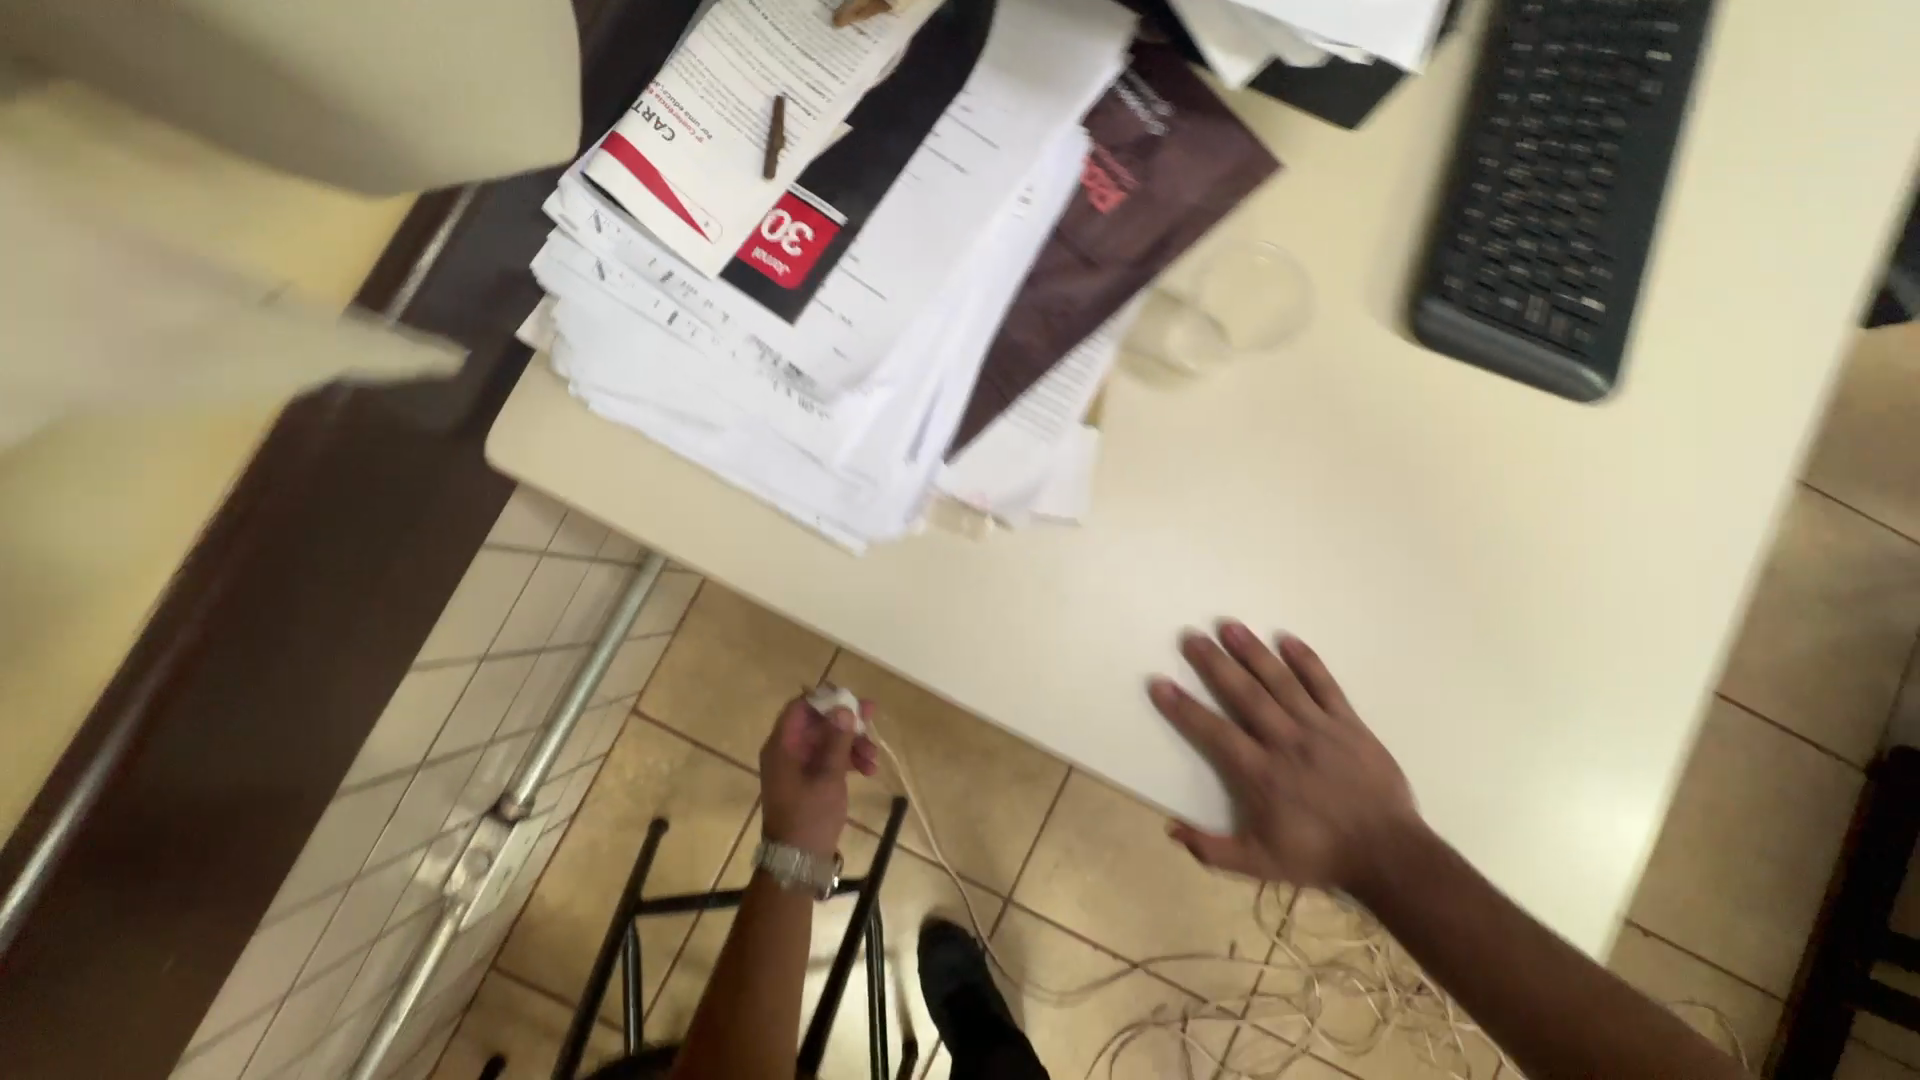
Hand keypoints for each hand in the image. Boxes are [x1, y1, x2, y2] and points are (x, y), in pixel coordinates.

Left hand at [758, 693, 879, 857]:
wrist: (799, 861)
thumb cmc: (809, 816)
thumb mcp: (827, 777)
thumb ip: (837, 741)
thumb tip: (845, 708)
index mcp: (782, 746)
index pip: (799, 708)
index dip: (825, 699)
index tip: (851, 700)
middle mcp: (787, 751)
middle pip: (817, 722)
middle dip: (846, 722)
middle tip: (872, 717)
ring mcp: (798, 766)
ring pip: (827, 740)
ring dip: (851, 743)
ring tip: (873, 758)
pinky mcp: (808, 779)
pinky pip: (828, 758)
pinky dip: (847, 760)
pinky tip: (869, 770)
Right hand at [1148, 622, 1424, 897]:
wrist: (1389, 854)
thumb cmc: (1319, 856)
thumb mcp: (1259, 864)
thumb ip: (1212, 850)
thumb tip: (1169, 829)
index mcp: (1260, 772)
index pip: (1213, 731)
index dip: (1183, 707)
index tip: (1160, 683)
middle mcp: (1285, 741)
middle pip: (1244, 694)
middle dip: (1214, 664)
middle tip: (1192, 636)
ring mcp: (1319, 729)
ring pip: (1280, 682)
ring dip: (1253, 653)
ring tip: (1230, 626)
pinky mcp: (1349, 725)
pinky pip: (1325, 686)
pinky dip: (1306, 662)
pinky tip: (1287, 639)